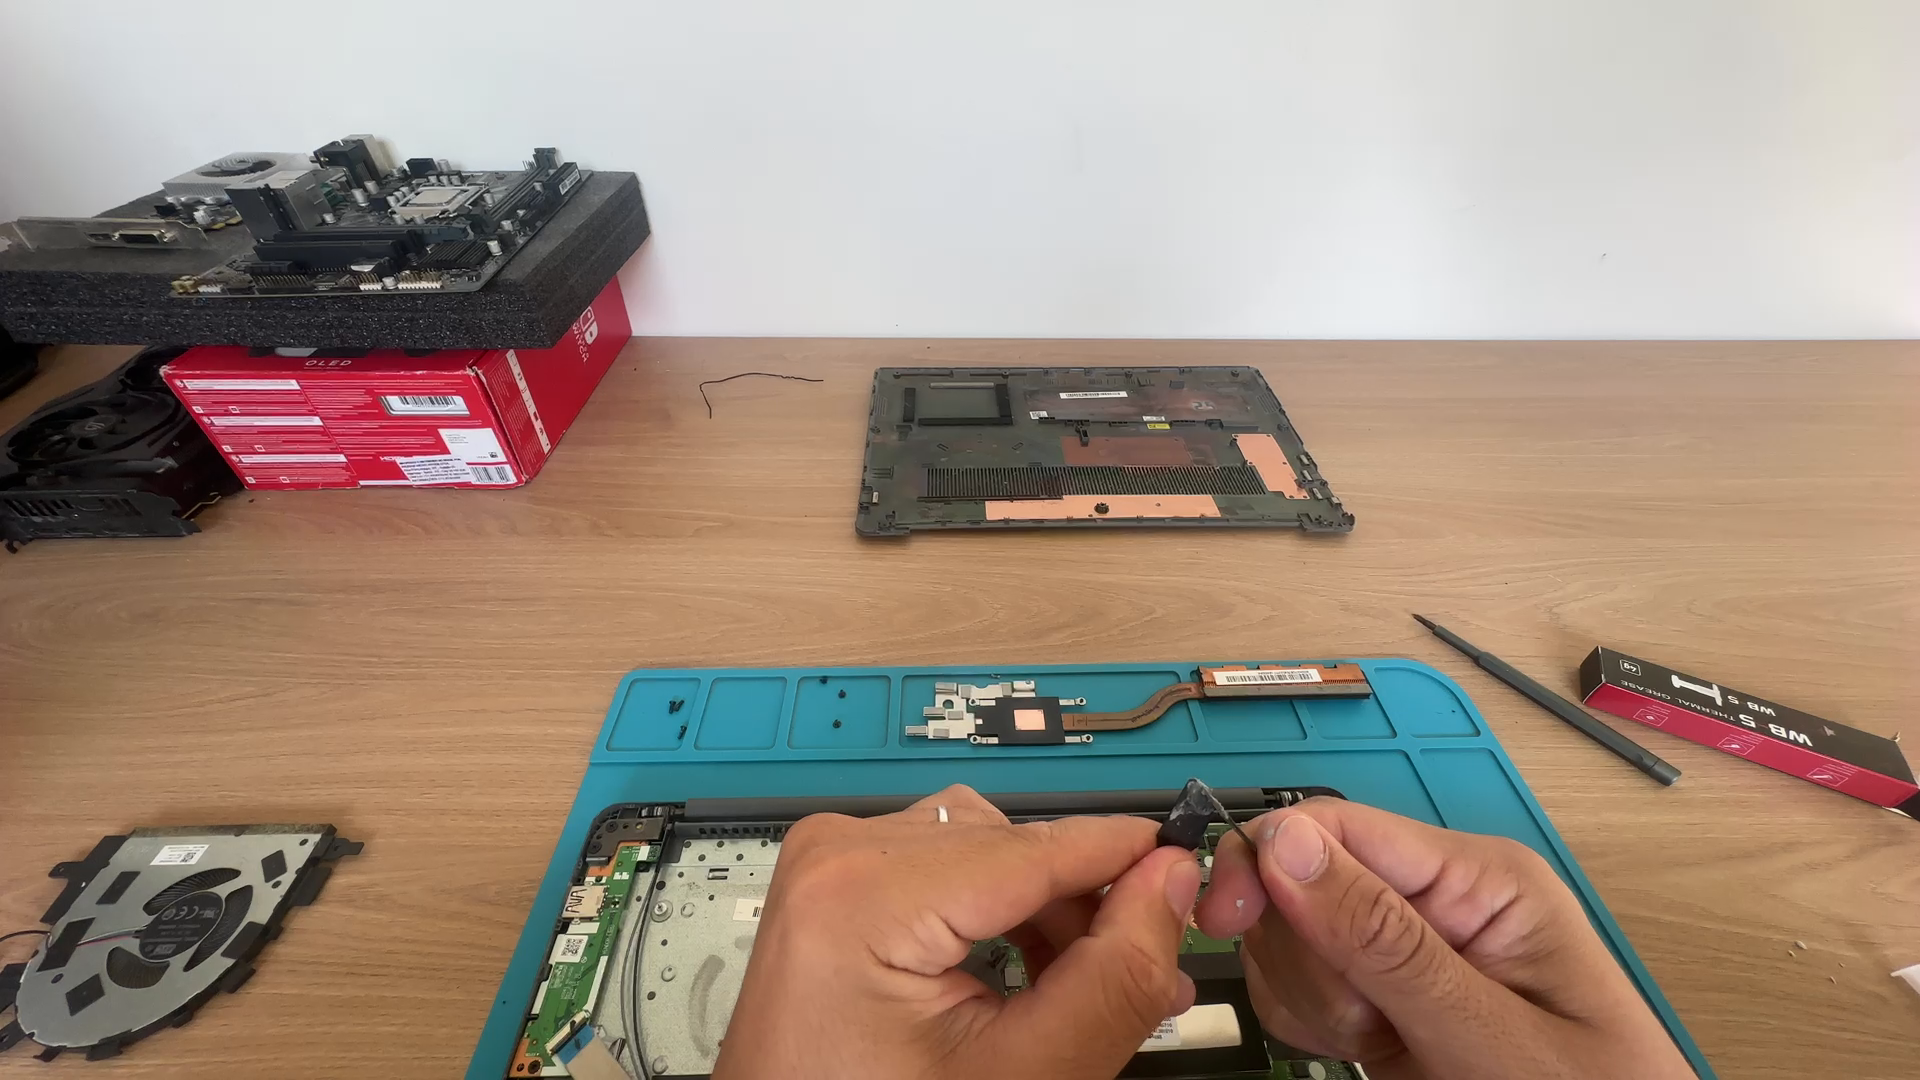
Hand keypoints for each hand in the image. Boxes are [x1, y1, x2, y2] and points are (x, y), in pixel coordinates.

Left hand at [714, 785, 1201, 1079]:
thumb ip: (1108, 979)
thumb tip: (1167, 884)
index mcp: (860, 891)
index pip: (1027, 848)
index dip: (1120, 851)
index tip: (1186, 858)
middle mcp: (838, 848)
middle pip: (1004, 844)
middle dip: (1080, 901)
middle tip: (1143, 964)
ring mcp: (831, 857)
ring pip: (980, 846)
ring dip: (1040, 905)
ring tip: (1080, 980)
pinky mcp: (836, 874)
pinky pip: (941, 862)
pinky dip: (993, 907)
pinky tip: (1023, 966)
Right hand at [1195, 798, 1692, 1079]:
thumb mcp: (1497, 1042)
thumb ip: (1388, 942)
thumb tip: (1283, 839)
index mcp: (1473, 876)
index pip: (1332, 824)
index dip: (1264, 858)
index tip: (1222, 920)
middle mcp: (1425, 893)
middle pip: (1296, 877)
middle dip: (1306, 955)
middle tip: (1364, 1025)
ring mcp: (1393, 942)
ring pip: (1282, 927)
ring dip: (1305, 993)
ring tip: (1376, 1046)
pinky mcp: (1368, 985)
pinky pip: (1289, 972)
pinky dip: (1300, 1014)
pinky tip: (1356, 1049)